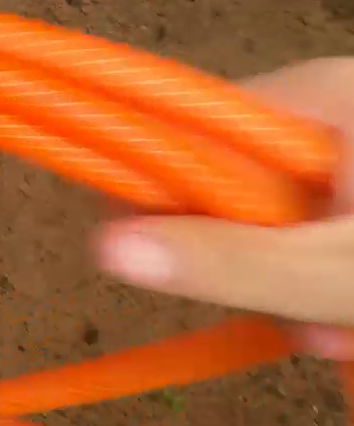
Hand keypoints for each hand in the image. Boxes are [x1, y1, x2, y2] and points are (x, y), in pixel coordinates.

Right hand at [94, 58, 353, 356]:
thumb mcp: (348, 272)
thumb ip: (235, 260)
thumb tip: (97, 247)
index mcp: (312, 93)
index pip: (176, 134)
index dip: (159, 198)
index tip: (174, 264)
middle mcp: (322, 104)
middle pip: (223, 178)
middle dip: (247, 257)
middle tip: (300, 324)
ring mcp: (347, 137)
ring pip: (270, 208)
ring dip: (289, 277)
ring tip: (338, 332)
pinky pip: (309, 217)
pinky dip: (320, 268)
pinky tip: (347, 311)